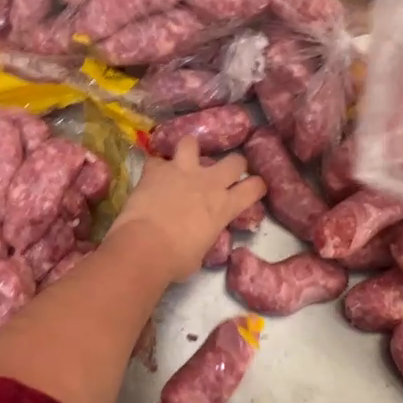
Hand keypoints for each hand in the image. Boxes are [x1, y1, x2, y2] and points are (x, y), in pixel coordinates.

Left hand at [107, 137, 265, 280]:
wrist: (146, 246)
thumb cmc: (176, 260)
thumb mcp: (202, 252)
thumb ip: (206, 234)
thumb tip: (200, 233)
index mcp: (224, 206)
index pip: (254, 188)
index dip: (256, 186)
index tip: (254, 187)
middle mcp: (209, 182)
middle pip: (235, 161)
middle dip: (234, 164)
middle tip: (225, 172)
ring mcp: (182, 170)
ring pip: (192, 143)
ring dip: (190, 150)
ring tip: (185, 158)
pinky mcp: (156, 169)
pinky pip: (157, 160)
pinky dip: (156, 167)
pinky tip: (153, 176)